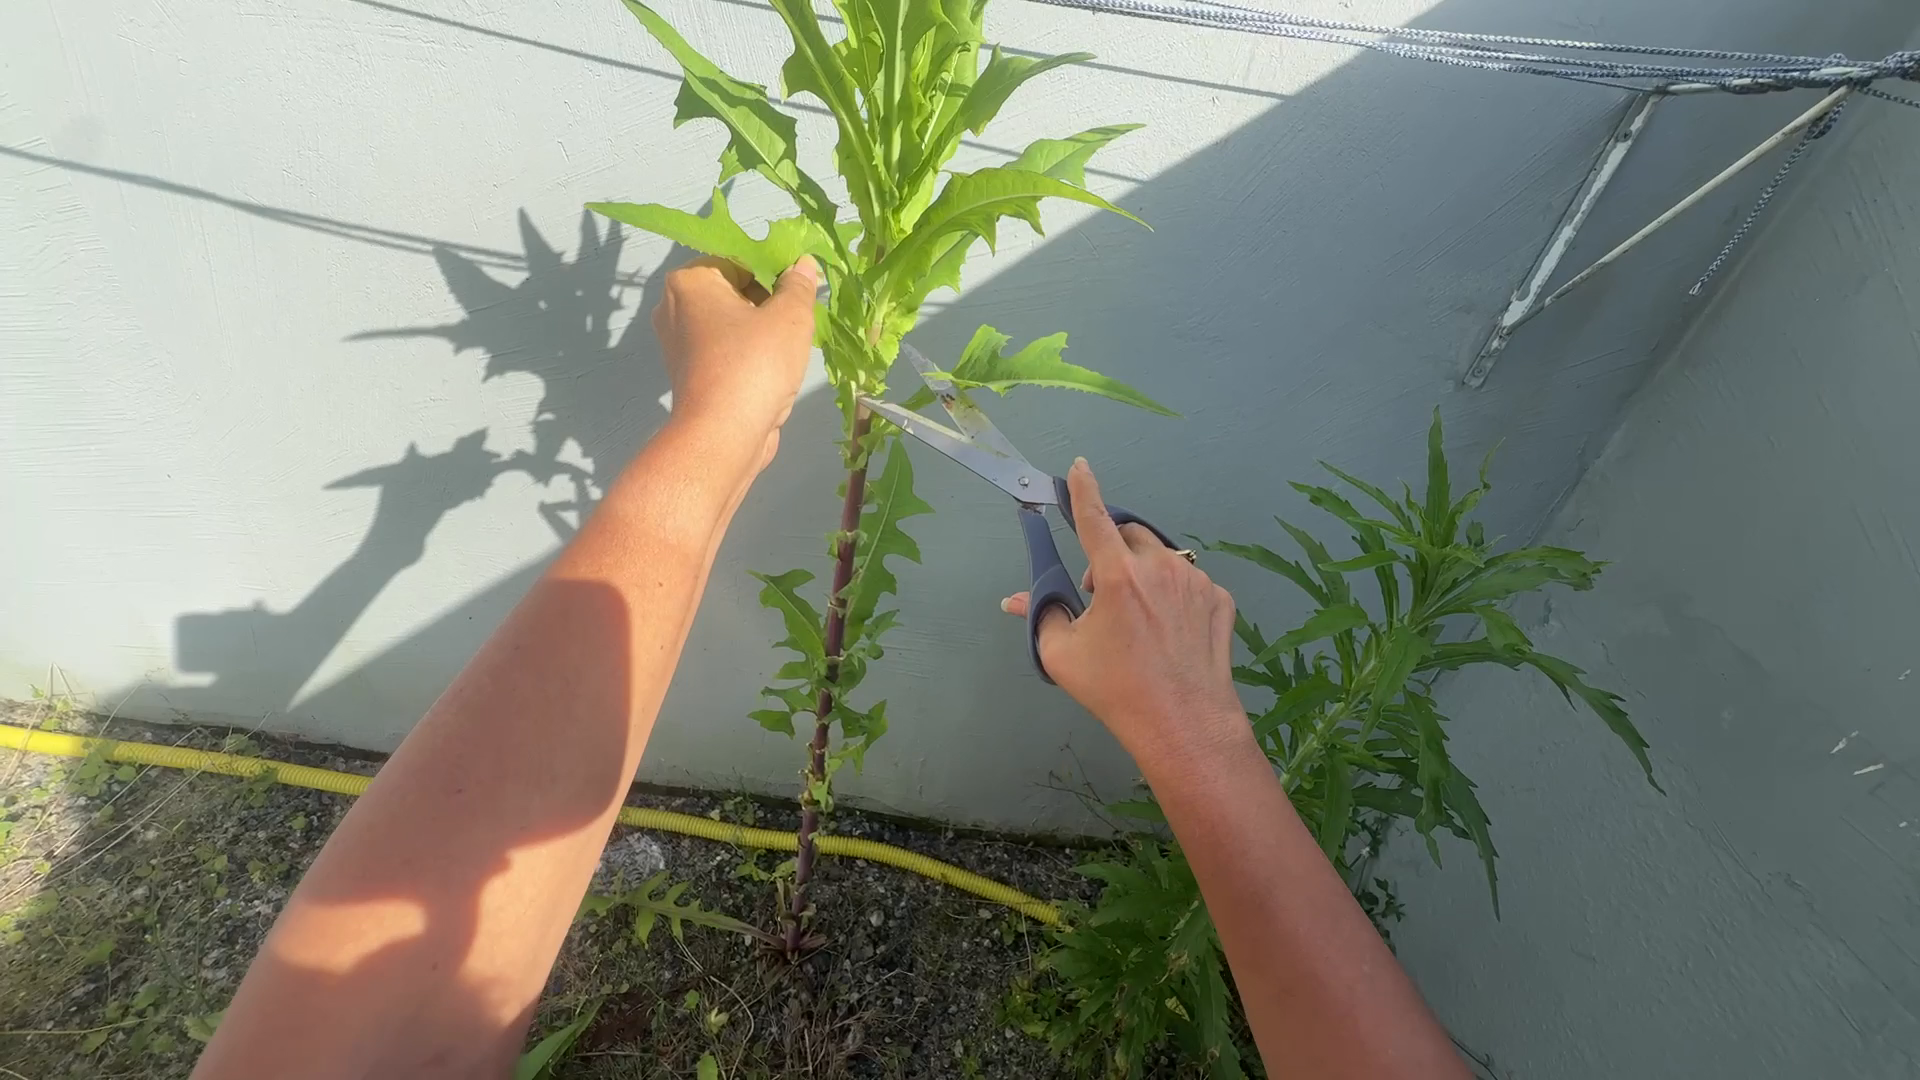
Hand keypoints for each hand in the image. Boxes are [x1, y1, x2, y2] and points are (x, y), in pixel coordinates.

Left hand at [651, 255, 818, 463]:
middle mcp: (675, 308)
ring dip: (763, 334)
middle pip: (734, 293)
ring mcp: (680, 346)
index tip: (802, 288)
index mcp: (691, 282)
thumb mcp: (790, 318)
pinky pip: (727, 354)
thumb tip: (804, 264)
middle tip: (801, 319)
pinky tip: (775, 372)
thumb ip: (799, 287)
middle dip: (770, 304)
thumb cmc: (755, 366)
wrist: (724, 435)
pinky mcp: (692, 377)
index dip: (775, 271)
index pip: (739, 260)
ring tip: (791, 348)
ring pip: (732, 326)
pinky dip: (750, 358)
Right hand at [999, 459, 1252, 772]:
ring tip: (1138, 618)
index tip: (1081, 467)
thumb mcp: (1063, 655)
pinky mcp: (1221, 600)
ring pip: (1162, 558)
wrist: (1184, 725)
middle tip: (1102, 594)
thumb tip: (1011, 600)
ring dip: (1143, 573)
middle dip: (1111, 552)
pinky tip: (1169, 631)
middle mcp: (1160, 567)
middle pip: (1129, 535)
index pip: (1094, 518)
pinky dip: (1174, 595)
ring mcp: (1196, 582)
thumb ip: (1039, 616)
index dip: (1084, 490)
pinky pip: (1190, 583)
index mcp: (1118, 575)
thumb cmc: (1116, 690)